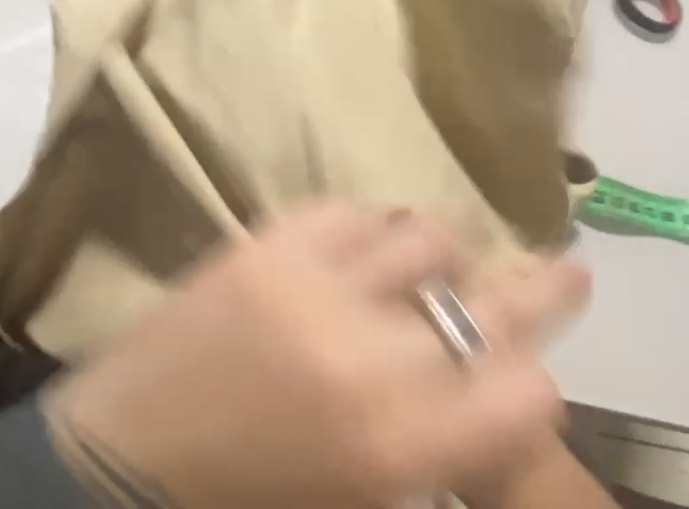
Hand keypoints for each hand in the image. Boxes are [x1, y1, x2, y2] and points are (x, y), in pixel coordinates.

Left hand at [45, 203, 590, 508]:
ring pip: (422, 236)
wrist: (124, 464)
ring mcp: (313, 286)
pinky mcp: (259, 246)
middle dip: (539, 290)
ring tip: (430, 269)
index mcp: (405, 447)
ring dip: (439, 255)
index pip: (527, 389)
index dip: (533, 384)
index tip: (524, 374)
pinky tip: (360, 248)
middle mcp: (373, 356)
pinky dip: (365, 226)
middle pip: (489, 303)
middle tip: (564, 272)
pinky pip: (343, 209)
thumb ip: (436, 450)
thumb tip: (481, 393)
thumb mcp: (364, 500)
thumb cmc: (249, 503)